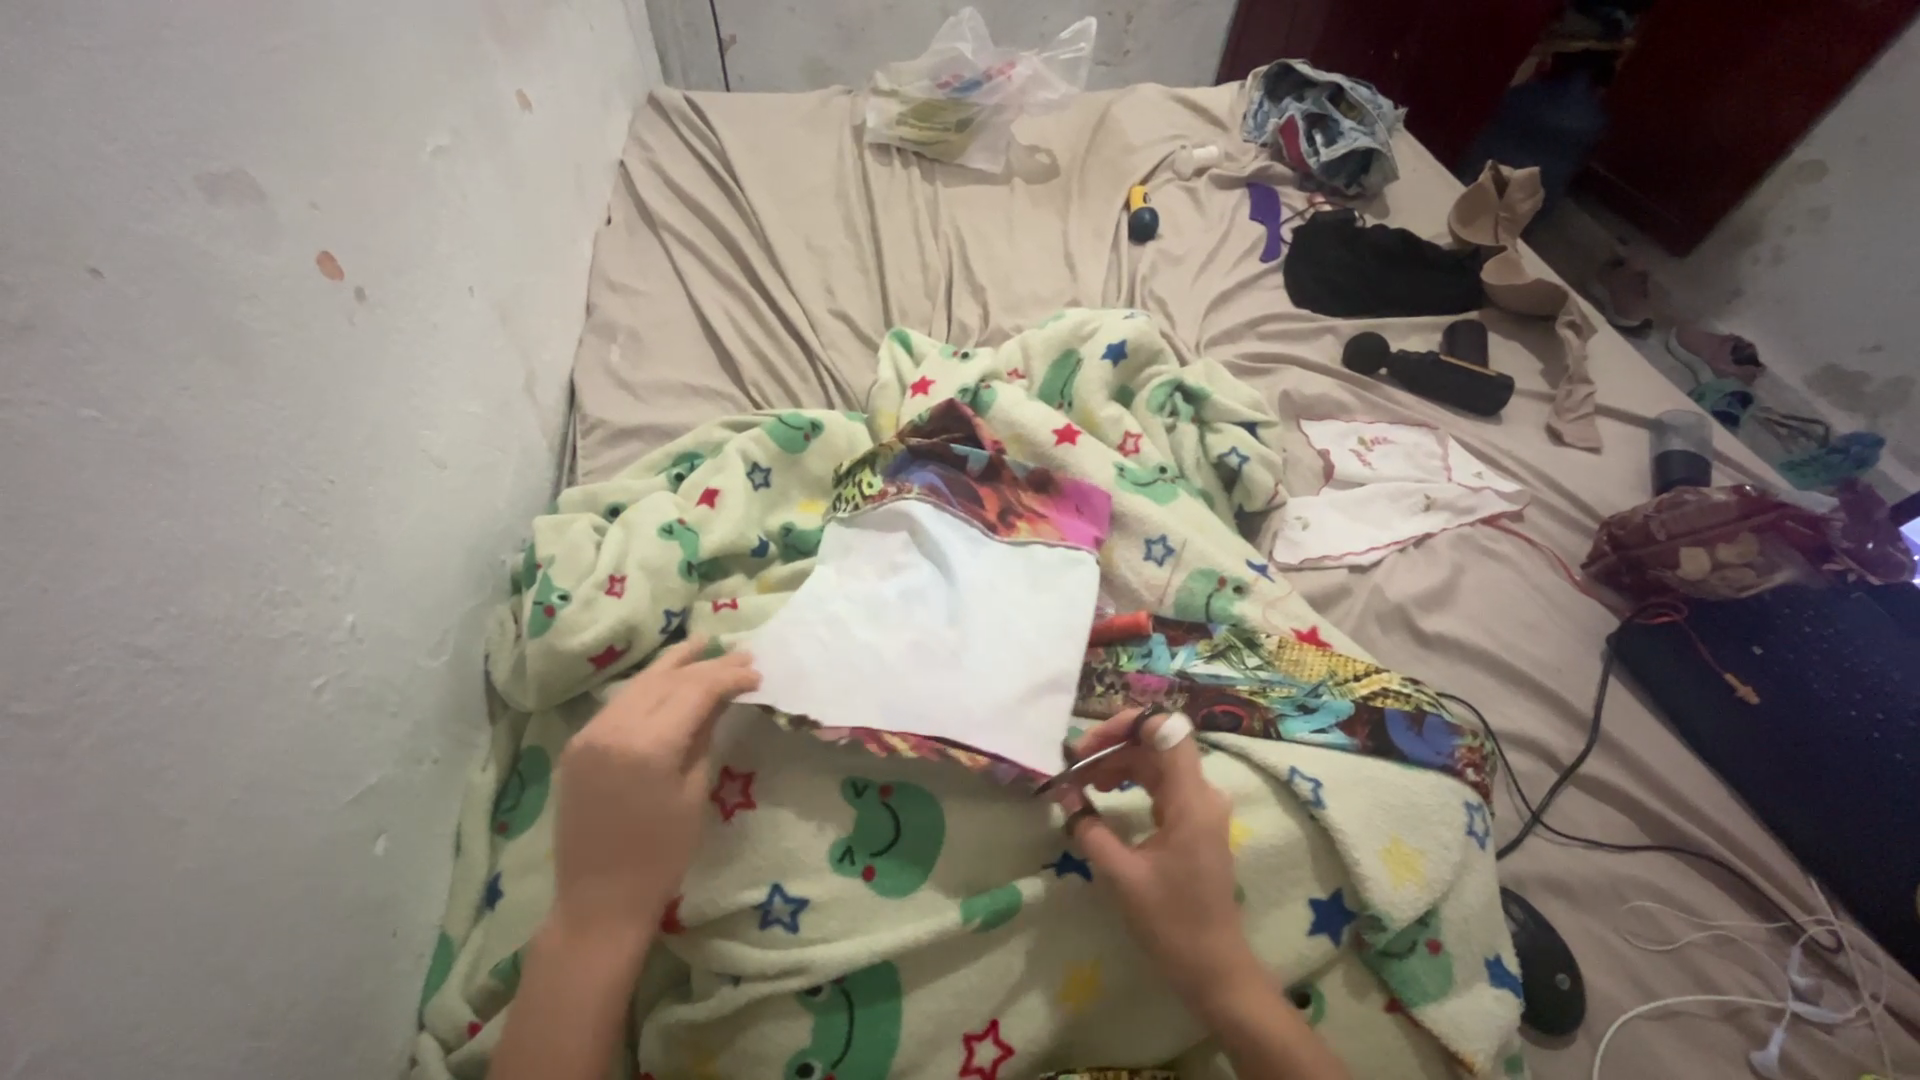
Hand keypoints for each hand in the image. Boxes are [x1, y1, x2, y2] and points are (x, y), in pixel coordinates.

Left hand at [550, 638, 760, 943]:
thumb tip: (722, 698)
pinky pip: (620, 703)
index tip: (757, 673)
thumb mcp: (694, 793)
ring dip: (674, 666)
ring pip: (639, 684)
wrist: (598, 900)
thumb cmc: (661, 855)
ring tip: (704, 645)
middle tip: (742, 655)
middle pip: (667, 681)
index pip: (695, 691)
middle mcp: (613, 729)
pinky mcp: (578, 745)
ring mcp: (589, 735)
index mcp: (648, 746)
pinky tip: (668, 678)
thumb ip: (705, 736)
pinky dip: (648, 686)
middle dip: (706, 666)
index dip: (729, 677)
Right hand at [1063, 708, 1264, 1010]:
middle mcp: (1202, 793)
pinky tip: (1106, 791)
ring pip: (1157, 761)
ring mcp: (1201, 806)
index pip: (1166, 729)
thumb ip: (1089, 828)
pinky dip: (1132, 778)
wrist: (1213, 966)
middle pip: (1156, 743)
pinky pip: (1162, 782)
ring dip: (1118, 762)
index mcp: (1190, 800)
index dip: (1127, 724)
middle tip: (1073, 766)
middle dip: (1111, 746)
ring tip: (1083, 780)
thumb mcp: (1121, 875)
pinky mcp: (1194, 820)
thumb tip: (1064, 791)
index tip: (1089, 744)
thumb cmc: (1170, 923)